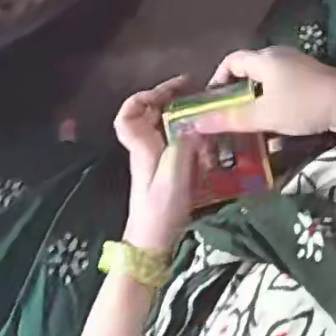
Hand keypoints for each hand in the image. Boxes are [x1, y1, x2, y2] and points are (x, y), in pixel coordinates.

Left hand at [114, 75, 195, 250]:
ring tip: (204, 108)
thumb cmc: (159, 210)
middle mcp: (147, 149)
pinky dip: (190, 134)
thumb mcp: (174, 176)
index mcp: (143, 146)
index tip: (166, 92)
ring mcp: (157, 161)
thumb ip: (184, 146)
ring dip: (181, 114)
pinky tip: (209, 137)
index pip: (127, 115)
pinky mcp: (168, 172)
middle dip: (168, 98)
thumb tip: (195, 124)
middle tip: (194, 89)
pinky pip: (175, 142)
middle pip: (149, 115)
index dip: (141, 98)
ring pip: (163, 127)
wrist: (152, 246)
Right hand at [185, 46, 335, 137]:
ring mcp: (295, 64)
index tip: (212, 101)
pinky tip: (274, 122)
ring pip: (265, 80)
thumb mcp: (264, 115)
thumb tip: (197, 123)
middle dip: (236, 92)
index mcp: (263, 59)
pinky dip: (272, 100)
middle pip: (248, 70)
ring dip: (255, 99)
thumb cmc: (303, 105)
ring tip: (249, 122)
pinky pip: (281, 85)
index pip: (231, 61)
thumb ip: (231, 119)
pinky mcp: (308, 76)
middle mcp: (277, 55)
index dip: (217, 79)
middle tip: (228, 115)